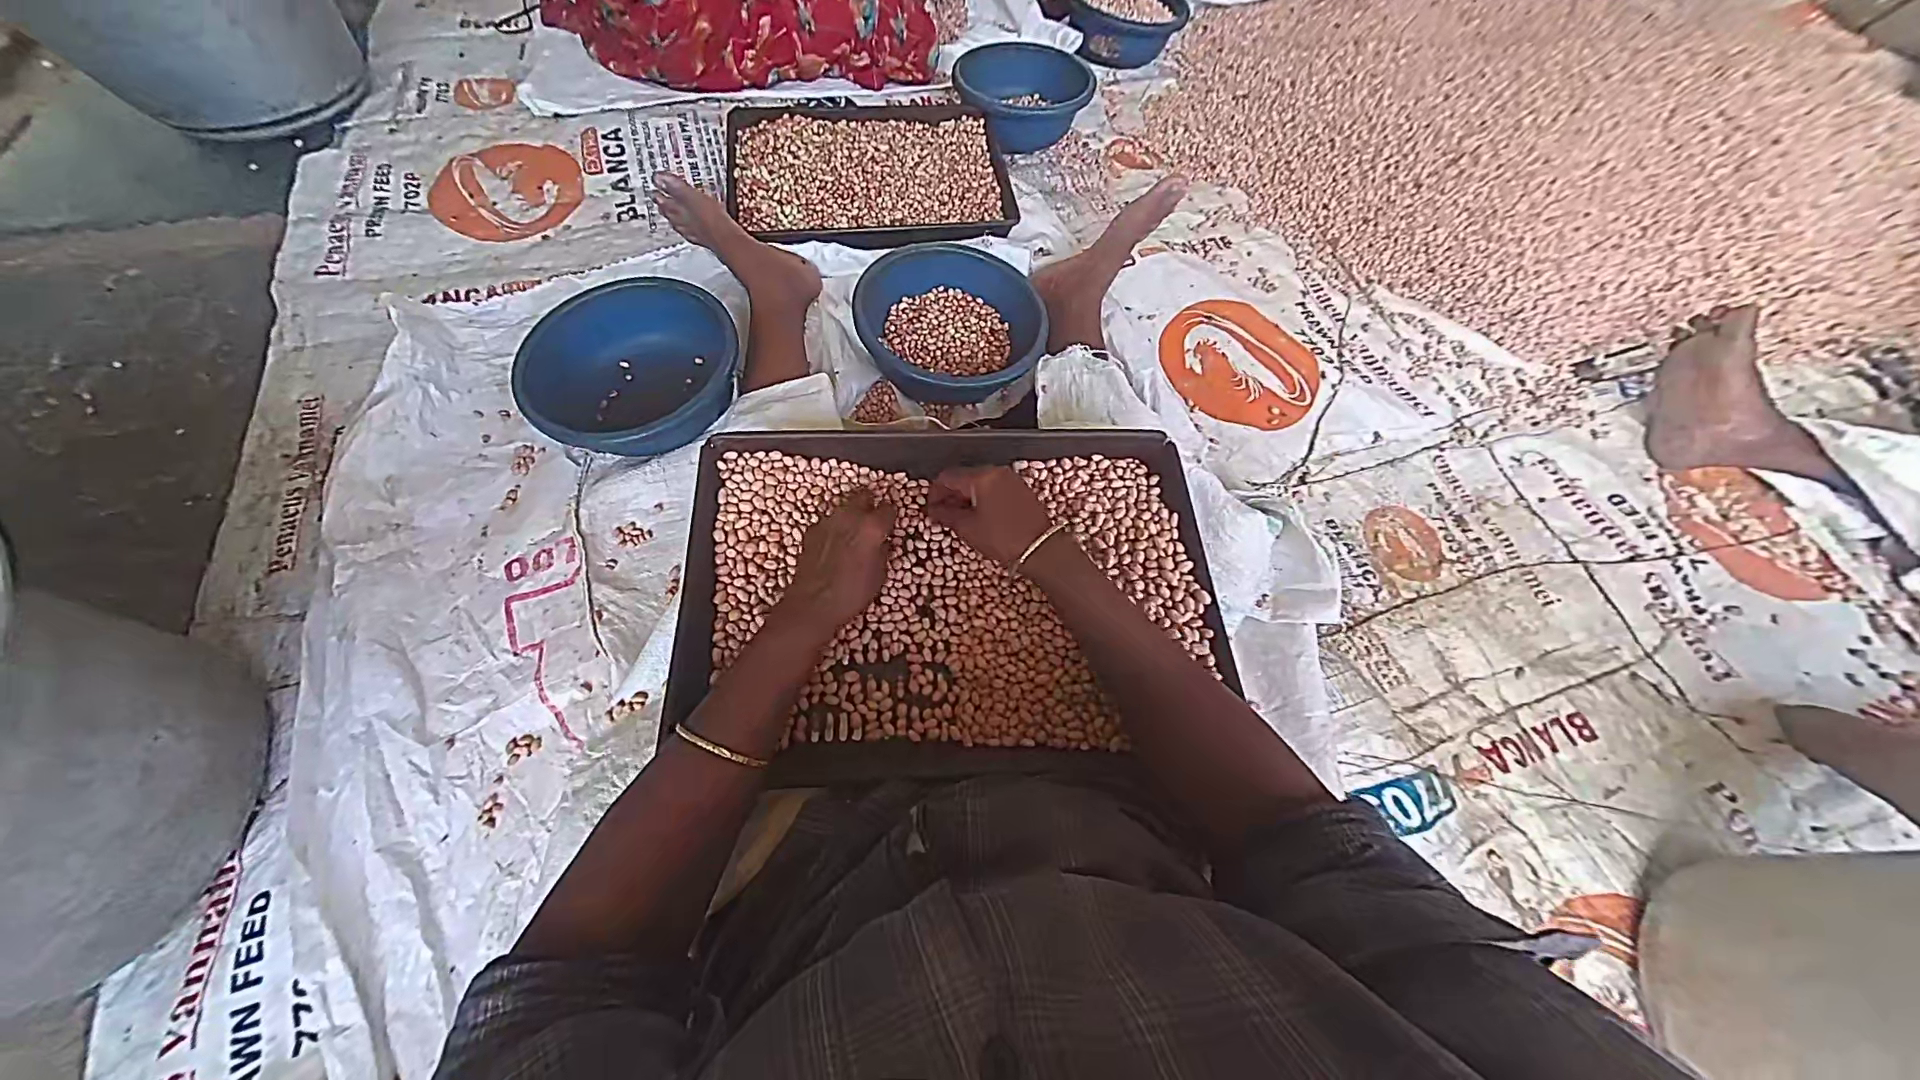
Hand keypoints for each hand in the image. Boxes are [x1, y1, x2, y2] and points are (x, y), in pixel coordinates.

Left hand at [773, 488, 896, 634]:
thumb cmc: (852, 593)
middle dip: (871, 504)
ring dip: (851, 514)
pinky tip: (836, 544)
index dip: (891, 517)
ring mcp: (828, 521)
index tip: (891, 524)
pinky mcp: (812, 530)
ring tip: (854, 533)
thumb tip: (883, 543)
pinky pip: (829, 521)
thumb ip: (883, 551)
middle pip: (864, 496)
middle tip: (874, 520)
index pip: (889, 508)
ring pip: (844, 507)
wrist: (812, 604)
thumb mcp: (879, 575)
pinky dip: (835, 527)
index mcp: (872, 527)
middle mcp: (849, 517)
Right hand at [926, 466, 1055, 568]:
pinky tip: (978, 517)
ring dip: (966, 497)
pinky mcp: (1020, 490)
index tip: (931, 508)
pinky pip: (993, 488)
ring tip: (959, 519)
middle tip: (942, 515)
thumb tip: (934, 510)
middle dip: (950, 495)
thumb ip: (946, 515)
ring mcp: (1010, 480)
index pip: (948, 476)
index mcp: (981, 477)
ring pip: (979, 483)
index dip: (934, 493)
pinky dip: (982, 498)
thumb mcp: (968, 528)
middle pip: (964, 477)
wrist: (1040, 548)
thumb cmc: (1003, 538)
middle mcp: (996, 472)